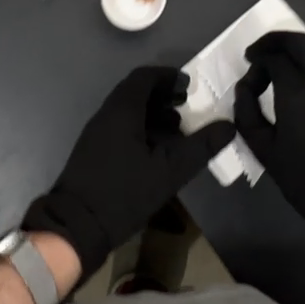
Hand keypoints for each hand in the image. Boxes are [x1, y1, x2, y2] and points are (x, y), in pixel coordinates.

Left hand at [24, 67, 236, 279]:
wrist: (75, 227)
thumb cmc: (123, 193)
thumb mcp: (169, 172)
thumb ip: (200, 147)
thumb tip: (229, 127)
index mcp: (122, 110)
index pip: (145, 76)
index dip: (168, 77)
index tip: (189, 87)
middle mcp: (106, 115)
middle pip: (136, 92)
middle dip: (163, 96)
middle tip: (187, 106)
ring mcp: (97, 133)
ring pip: (128, 111)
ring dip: (153, 114)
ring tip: (177, 130)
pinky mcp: (93, 151)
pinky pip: (121, 127)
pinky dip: (142, 129)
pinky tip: (156, 152)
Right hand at [234, 32, 304, 259]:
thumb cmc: (302, 176)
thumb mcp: (263, 148)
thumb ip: (246, 112)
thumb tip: (244, 88)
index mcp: (296, 92)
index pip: (273, 58)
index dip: (257, 61)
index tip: (249, 78)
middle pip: (299, 42)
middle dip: (276, 40)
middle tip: (260, 52)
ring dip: (295, 59)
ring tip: (281, 78)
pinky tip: (304, 99)